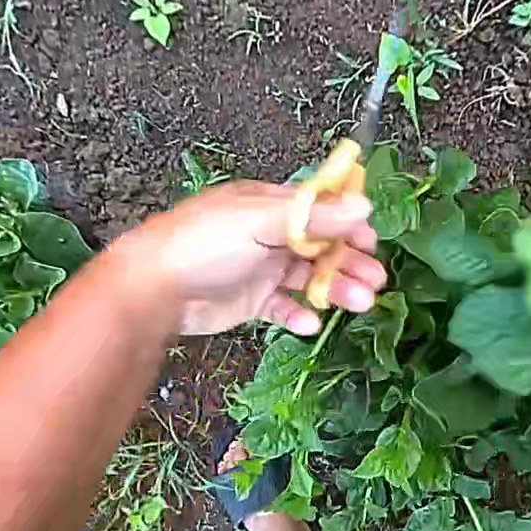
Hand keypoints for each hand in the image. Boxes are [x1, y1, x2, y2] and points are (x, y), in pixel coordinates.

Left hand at [108, 181, 386, 335]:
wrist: (154, 288)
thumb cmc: (205, 243)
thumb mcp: (262, 222)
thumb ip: (313, 217)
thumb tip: (364, 207)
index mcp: (270, 206)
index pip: (320, 211)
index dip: (348, 226)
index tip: (371, 243)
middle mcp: (268, 234)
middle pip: (321, 248)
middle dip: (350, 263)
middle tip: (376, 281)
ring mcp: (261, 268)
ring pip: (308, 279)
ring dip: (335, 290)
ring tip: (360, 304)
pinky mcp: (252, 299)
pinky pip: (283, 307)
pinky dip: (298, 315)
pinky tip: (309, 324)